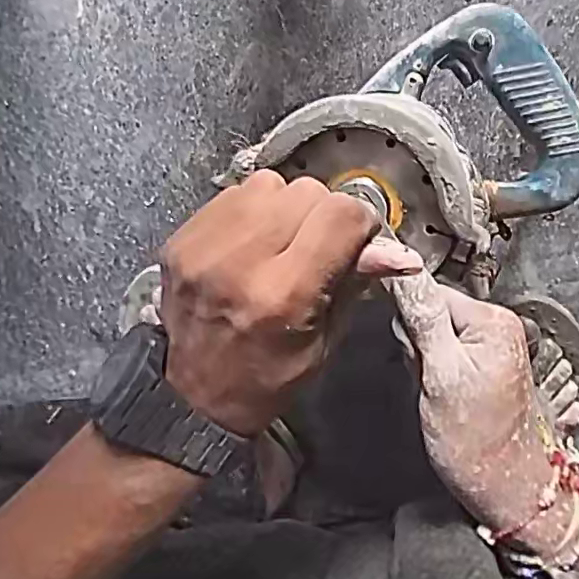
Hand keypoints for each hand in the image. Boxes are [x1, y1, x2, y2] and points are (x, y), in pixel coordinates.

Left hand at [161, 170, 421, 435]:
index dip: (361, 222)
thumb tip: (397, 251)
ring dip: (286, 206)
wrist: (192, 395)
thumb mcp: (324, 341)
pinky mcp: (181, 237)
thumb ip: (355, 283)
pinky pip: (234, 193)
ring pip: (271, 183)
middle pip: (307, 191)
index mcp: (283, 295)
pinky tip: (251, 241)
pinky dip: (252, 209)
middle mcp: (240, 261)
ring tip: (281, 242)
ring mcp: (204, 246)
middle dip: (324, 213)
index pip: (340, 215)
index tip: (358, 241)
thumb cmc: (267, 378)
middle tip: (316, 247)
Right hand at [389, 274, 564, 552]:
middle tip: (428, 378)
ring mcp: (494, 347)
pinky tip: (445, 395)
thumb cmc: (478, 443)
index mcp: (493, 320)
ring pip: (433, 335)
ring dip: (425, 359)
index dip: (409, 321)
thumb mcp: (440, 374)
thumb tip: (402, 268)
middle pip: (431, 312)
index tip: (412, 351)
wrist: (508, 490)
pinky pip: (445, 353)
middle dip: (417, 343)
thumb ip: (422, 317)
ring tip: (439, 391)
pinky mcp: (486, 366)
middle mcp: (499, 327)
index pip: (429, 292)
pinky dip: (435, 371)